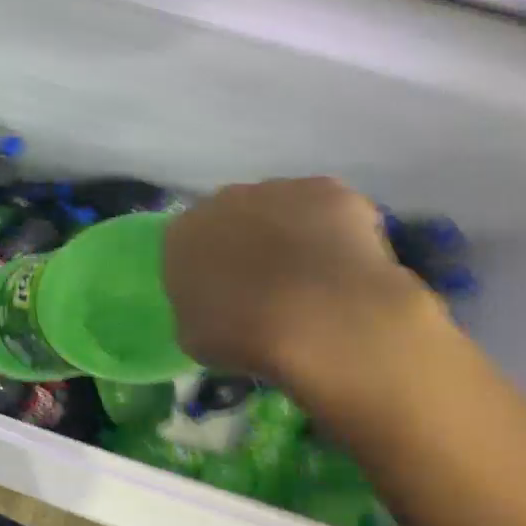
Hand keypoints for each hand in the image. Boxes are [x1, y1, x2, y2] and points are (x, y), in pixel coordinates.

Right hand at [164, 178, 443, 386]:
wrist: (317, 319)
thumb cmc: (240, 333)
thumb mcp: (194, 335)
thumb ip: (197, 309)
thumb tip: (214, 308)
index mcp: (180, 235)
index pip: (188, 245)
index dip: (208, 267)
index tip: (225, 292)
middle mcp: (222, 201)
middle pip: (234, 218)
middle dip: (249, 242)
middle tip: (268, 281)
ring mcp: (278, 190)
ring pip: (283, 209)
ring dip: (291, 233)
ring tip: (313, 276)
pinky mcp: (330, 191)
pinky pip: (331, 211)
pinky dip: (337, 232)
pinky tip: (345, 265)